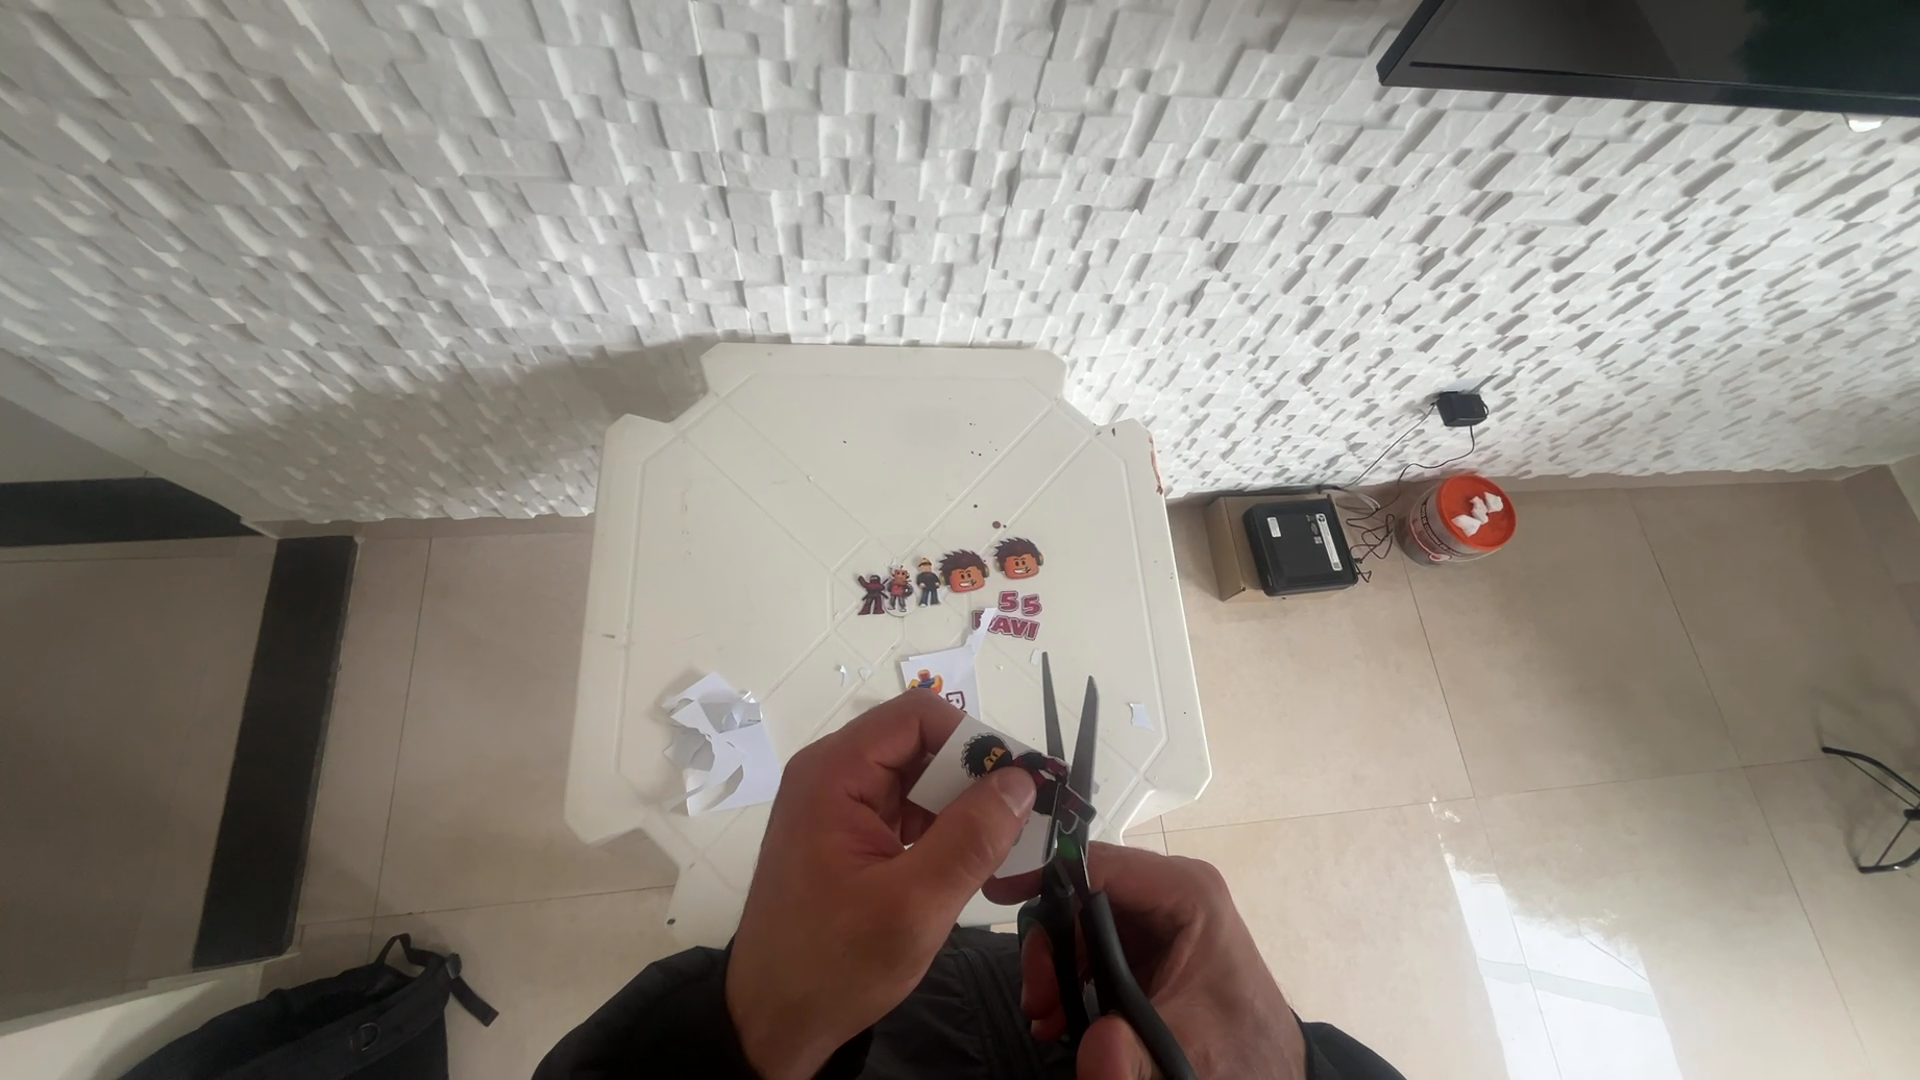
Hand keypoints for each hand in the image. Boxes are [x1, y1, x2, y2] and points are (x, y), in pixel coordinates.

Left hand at [725, 691, 1037, 1079]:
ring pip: (923, 779)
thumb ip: (970, 838)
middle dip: (976, 781)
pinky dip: (948, 833)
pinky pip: (912, 811)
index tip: (1013, 783)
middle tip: (1021, 822)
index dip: (971, 739)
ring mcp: (843, 803)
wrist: (772, 1022)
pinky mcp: (854, 832)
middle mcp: (835, 773)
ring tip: (1008, 852)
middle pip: (922, 746)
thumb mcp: (913, 906)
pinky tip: (978, 868)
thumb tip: (1019, 781)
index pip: (917, 717)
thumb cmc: (832, 965)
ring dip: (967, 811)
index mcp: (835, 772)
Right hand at [994, 842, 1308, 1079]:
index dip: (1048, 875)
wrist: (1273, 1078)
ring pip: (1081, 919)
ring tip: (1046, 1017)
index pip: (1101, 863)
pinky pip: (1092, 944)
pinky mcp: (1147, 941)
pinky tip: (1060, 1016)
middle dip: (1052, 944)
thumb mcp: (1191, 1050)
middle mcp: (1167, 889)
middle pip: (1083, 892)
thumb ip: (1138, 1053)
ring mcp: (1156, 914)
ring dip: (1056, 966)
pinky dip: (1070, 977)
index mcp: (1185, 890)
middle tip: (1036, 998)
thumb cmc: (1245, 1053)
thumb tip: (1094, 1055)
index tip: (1000, 895)